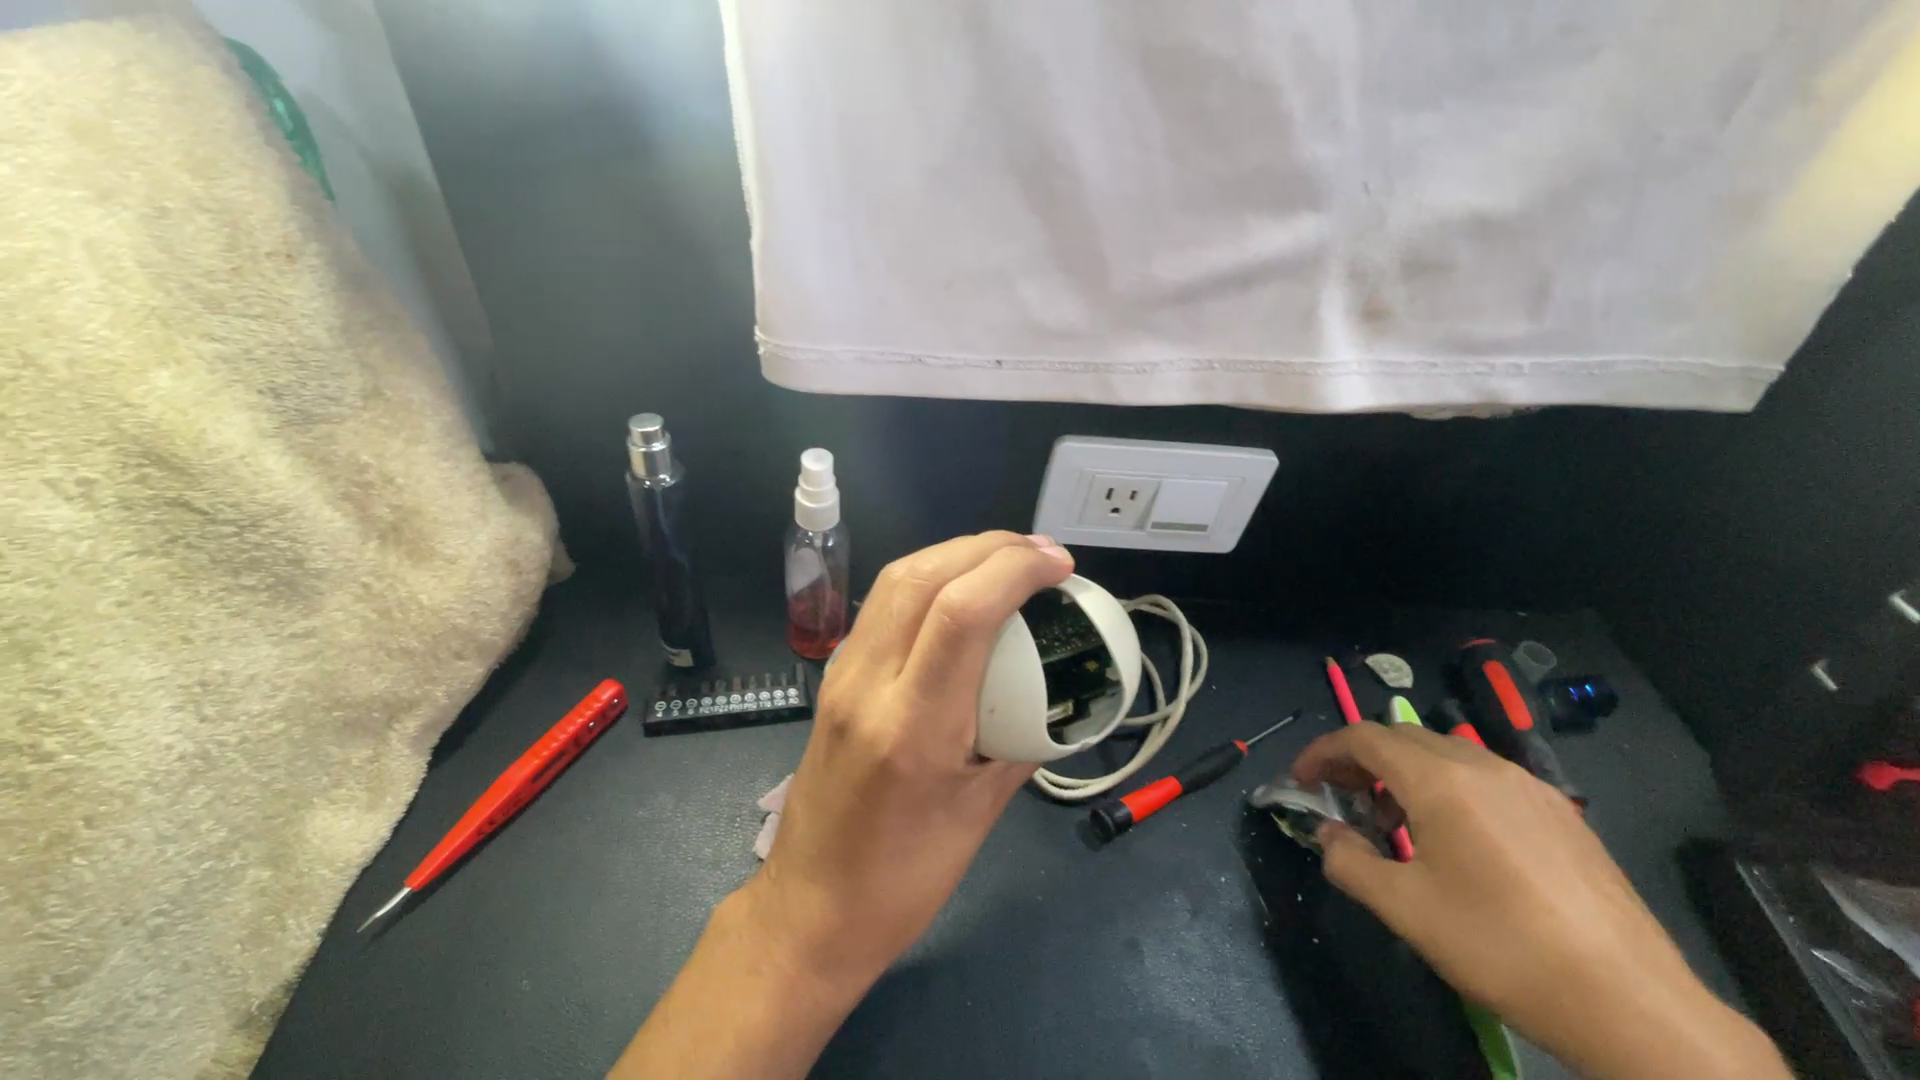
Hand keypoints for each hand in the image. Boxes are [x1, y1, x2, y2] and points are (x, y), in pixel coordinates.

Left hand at [747, 531, 1074, 988]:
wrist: (810, 910)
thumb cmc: (903, 879)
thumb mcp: (981, 815)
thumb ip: (1019, 743)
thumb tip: (1050, 694)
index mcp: (913, 727)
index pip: (962, 613)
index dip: (1016, 570)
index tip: (1061, 566)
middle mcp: (868, 685)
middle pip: (923, 576)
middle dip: (990, 546)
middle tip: (1041, 555)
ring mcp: (842, 678)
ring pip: (895, 582)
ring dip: (955, 554)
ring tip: (1007, 561)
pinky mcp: (832, 681)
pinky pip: (880, 607)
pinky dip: (926, 580)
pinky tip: (958, 593)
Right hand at [1292, 723, 1787, 1079]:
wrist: (1626, 998)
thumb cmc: (1499, 946)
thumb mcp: (1404, 909)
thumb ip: (1350, 862)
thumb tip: (1329, 837)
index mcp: (1442, 781)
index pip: (1366, 738)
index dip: (1323, 752)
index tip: (1301, 780)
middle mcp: (1486, 767)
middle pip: (1405, 738)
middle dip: (1361, 759)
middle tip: (1337, 797)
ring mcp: (1530, 787)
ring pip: (1448, 755)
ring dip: (1405, 773)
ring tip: (1390, 820)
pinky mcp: (1561, 813)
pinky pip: (1486, 779)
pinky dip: (1448, 788)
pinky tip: (1452, 839)